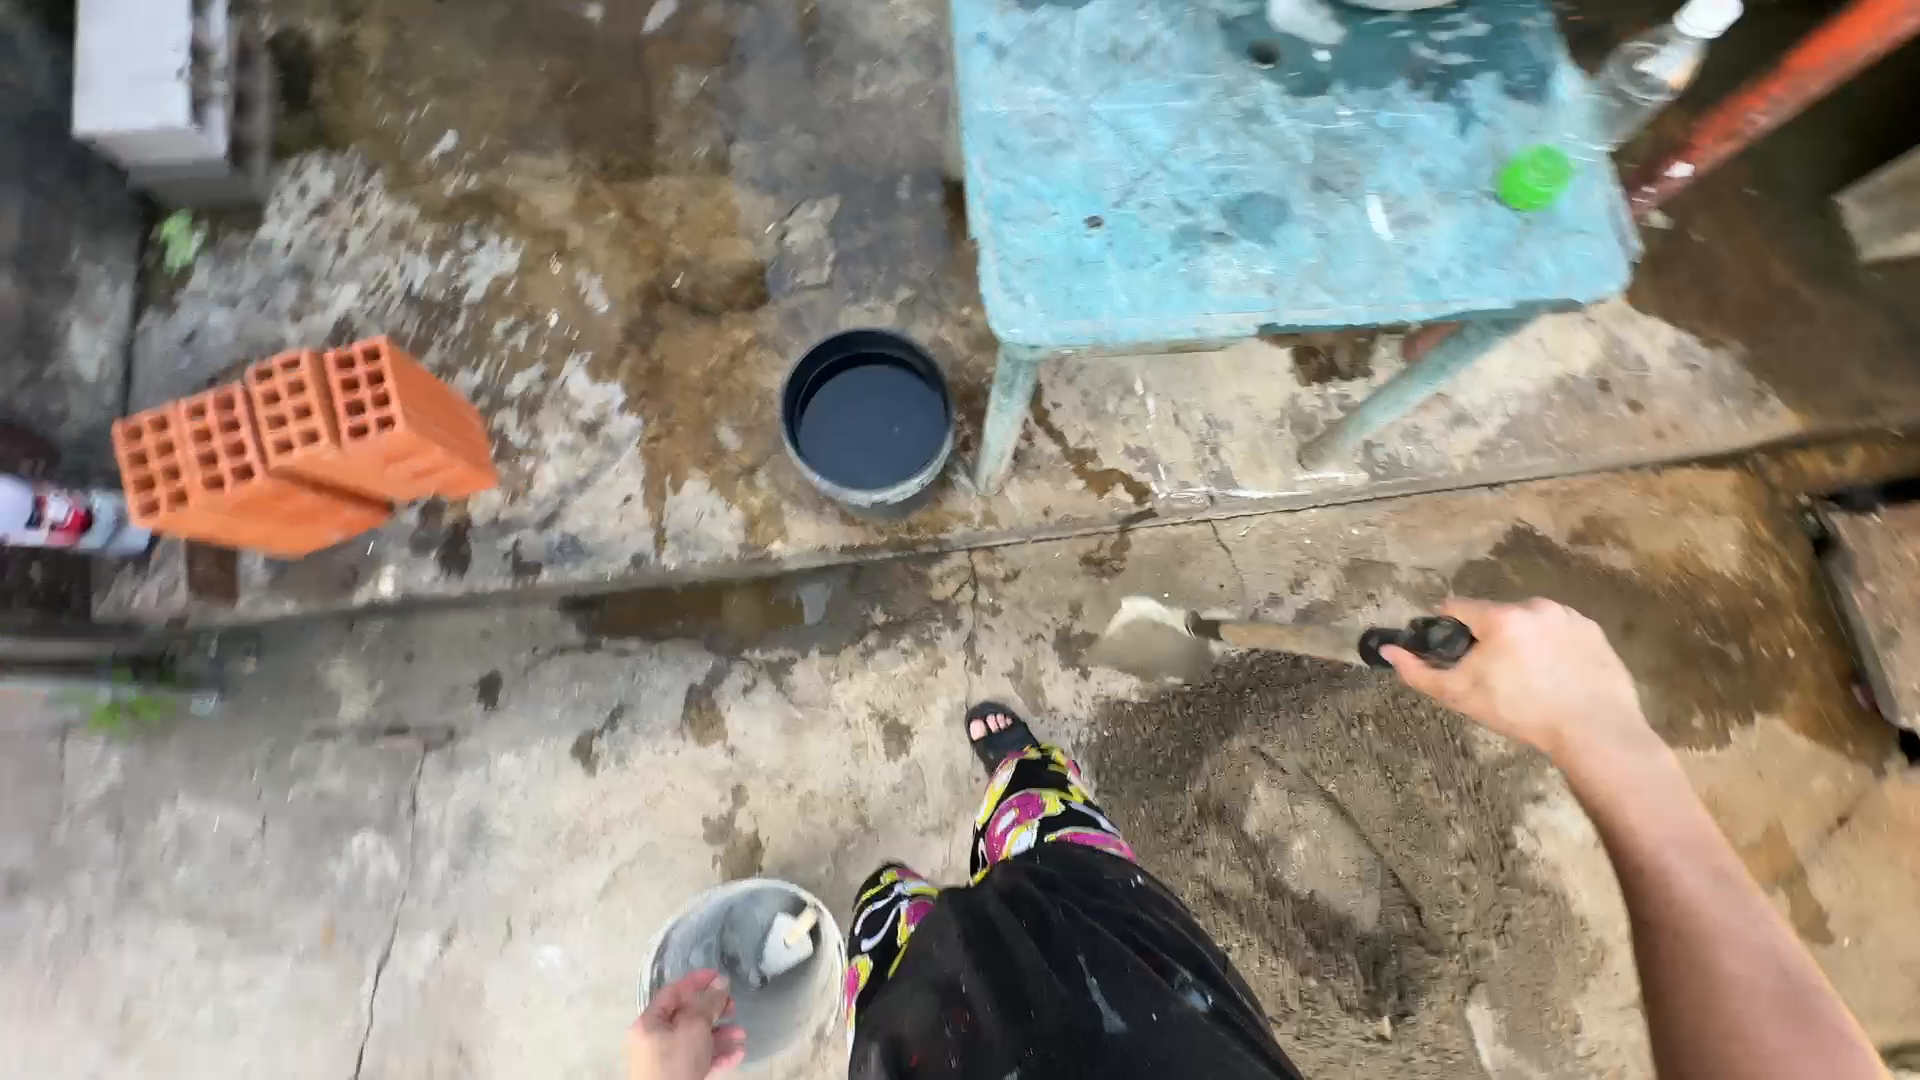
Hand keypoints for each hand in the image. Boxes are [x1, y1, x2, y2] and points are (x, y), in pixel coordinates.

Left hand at [628, 970, 746, 1079]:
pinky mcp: (679, 1078)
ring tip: (741, 1035)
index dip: (697, 981)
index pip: (674, 992)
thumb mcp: (694, 1027)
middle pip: (689, 1017)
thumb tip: (720, 982)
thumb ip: (709, 1002)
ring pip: (698, 1040)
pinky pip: (700, 1061)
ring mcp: (667, 1062)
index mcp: (650, 1023)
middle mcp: (656, 1041)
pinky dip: (718, 1056)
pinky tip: (737, 1054)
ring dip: (722, 1035)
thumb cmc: (675, 1062)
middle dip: (715, 1011)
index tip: (720, 975)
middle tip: (733, 1007)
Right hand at [1380, 598, 1653, 764]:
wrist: (1595, 733)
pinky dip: (1551, 645)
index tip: (1458, 657)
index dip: (1449, 631)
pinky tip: (1554, 674)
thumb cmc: (1519, 712)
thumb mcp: (1458, 694)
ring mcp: (1569, 617)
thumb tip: (1387, 651)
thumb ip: (1417, 671)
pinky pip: (1558, 630)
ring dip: (1519, 639)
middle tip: (1494, 673)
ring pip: (1526, 621)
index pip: (1456, 607)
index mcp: (1500, 616)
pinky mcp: (1595, 632)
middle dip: (1487, 637)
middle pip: (1493, 614)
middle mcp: (1535, 606)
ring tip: (1527, 675)